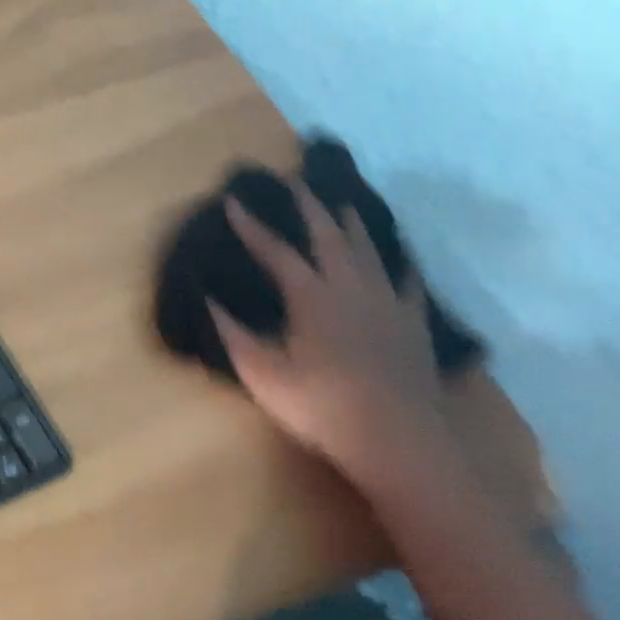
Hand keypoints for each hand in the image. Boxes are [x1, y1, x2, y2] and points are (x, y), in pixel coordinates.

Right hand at [209, 180, 451, 491]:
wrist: (397, 436)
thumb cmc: (318, 403)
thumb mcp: (260, 370)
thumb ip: (233, 331)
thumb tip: (207, 298)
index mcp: (311, 296)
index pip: (275, 250)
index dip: (252, 226)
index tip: (233, 201)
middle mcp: (352, 287)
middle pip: (330, 237)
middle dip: (310, 208)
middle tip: (295, 182)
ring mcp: (388, 303)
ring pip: (370, 252)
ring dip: (352, 226)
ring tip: (341, 207)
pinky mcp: (412, 324)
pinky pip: (406, 284)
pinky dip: (397, 267)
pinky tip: (397, 261)